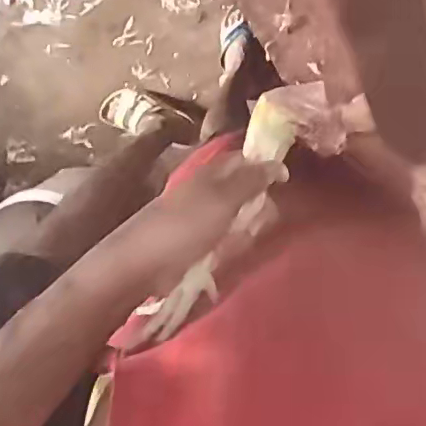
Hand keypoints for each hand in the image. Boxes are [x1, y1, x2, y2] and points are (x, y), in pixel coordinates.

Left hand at [86, 152, 287, 288]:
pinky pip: (227, 240)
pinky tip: (225, 255)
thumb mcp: (223, 198)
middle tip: (255, 221)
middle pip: (248, 191)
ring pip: (240, 217)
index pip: (246, 159)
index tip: (284, 181)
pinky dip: (231, 247)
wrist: (140, 266)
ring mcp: (204, 217)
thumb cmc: (183, 226)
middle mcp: (209, 190)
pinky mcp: (200, 242)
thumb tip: (277, 161)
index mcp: (212, 172)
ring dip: (245, 230)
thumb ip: (251, 179)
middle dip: (257, 206)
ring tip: (236, 241)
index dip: (266, 166)